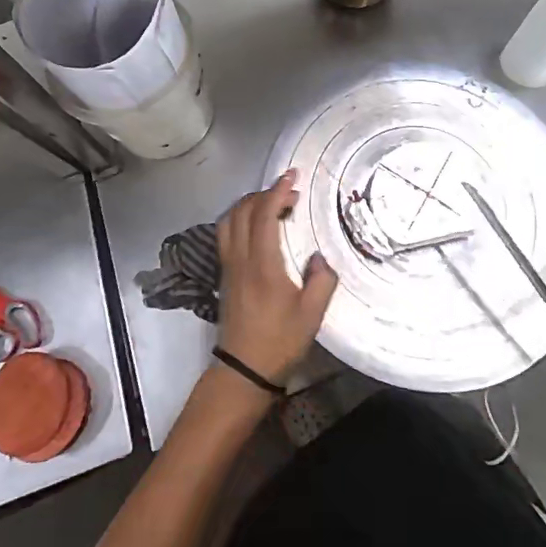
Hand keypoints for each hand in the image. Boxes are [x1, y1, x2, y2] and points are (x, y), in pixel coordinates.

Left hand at [216, 169, 338, 384]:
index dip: (277, 190)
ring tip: (272, 205)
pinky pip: (226, 234)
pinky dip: (240, 220)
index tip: (292, 176)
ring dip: (248, 204)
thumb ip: (321, 280)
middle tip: (289, 193)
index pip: (265, 213)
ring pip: (229, 220)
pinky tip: (257, 228)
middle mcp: (240, 258)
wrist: (243, 370)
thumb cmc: (280, 341)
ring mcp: (228, 266)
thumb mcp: (312, 314)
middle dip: (265, 193)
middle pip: (243, 210)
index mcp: (262, 263)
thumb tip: (320, 257)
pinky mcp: (224, 275)